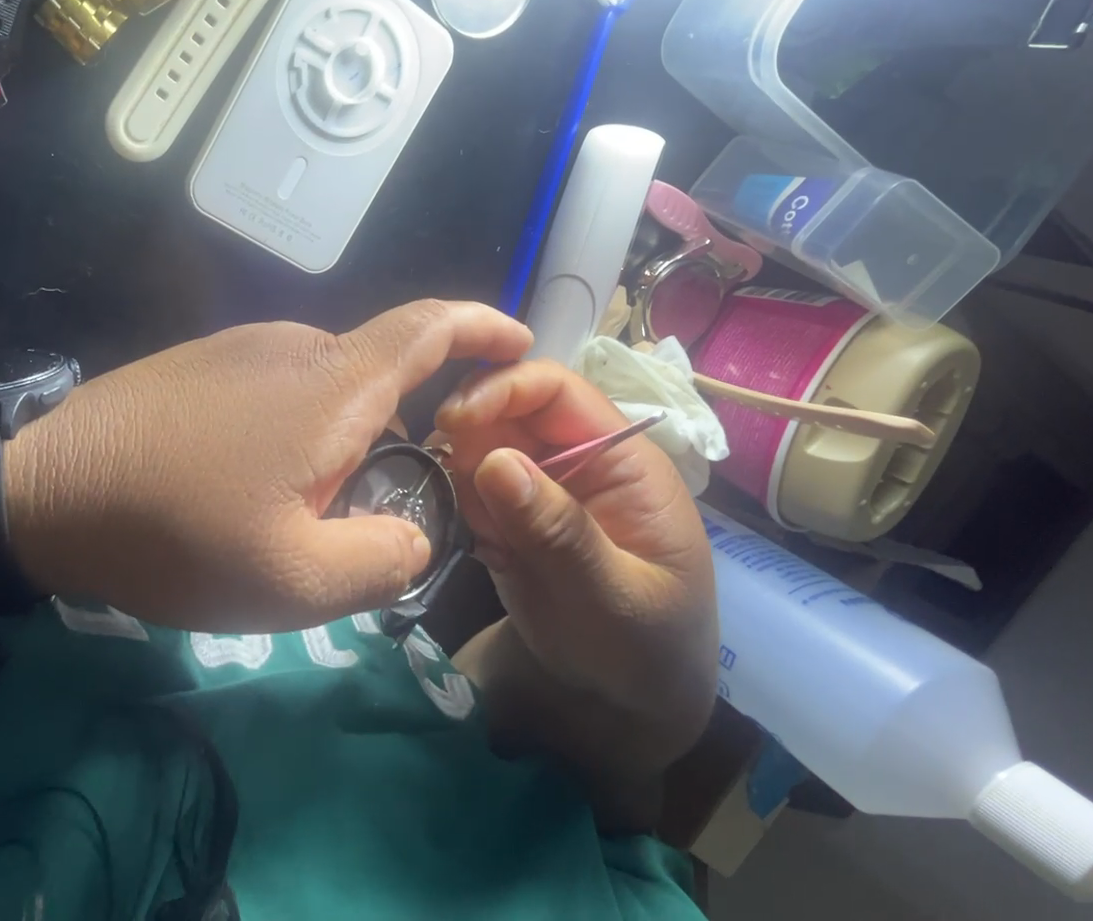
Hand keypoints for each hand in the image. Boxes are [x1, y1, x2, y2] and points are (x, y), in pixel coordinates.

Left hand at [6, 300, 531, 632]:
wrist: (42, 490)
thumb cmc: (175, 533)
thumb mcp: (296, 581)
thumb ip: (384, 559)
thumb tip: (414, 533)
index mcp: (332, 383)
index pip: (429, 327)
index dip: (483, 327)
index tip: (518, 343)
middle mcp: (290, 345)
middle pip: (375, 380)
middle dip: (391, 443)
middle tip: (360, 522)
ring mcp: (234, 349)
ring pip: (319, 394)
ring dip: (330, 449)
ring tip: (290, 521)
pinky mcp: (193, 366)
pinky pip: (270, 394)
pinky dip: (287, 436)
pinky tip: (240, 492)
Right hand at [435, 360, 716, 744]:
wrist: (624, 703)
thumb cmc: (644, 650)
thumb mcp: (612, 597)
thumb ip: (558, 531)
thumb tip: (494, 460)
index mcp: (621, 460)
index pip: (557, 390)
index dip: (502, 389)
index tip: (451, 421)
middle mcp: (576, 460)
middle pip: (506, 410)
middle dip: (469, 436)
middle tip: (448, 483)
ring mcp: (539, 489)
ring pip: (477, 446)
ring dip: (458, 478)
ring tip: (480, 534)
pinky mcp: (509, 516)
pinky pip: (467, 489)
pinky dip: (457, 509)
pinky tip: (481, 550)